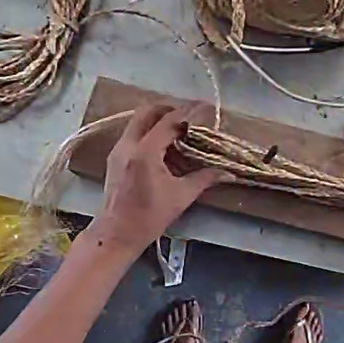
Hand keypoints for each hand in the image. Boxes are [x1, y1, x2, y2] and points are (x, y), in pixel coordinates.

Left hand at [86, 104, 231, 256]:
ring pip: (138, 121)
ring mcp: (118, 150)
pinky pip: (133, 134)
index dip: (189, 112)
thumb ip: (204, 178)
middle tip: (190, 116)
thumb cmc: (149, 218)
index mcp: (145, 152)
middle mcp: (128, 145)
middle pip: (148, 111)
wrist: (117, 234)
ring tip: (180, 131)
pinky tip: (165, 148)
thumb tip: (228, 172)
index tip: (206, 108)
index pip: (169, 121)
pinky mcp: (115, 158)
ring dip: (159, 120)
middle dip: (170, 108)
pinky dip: (149, 133)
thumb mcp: (181, 197)